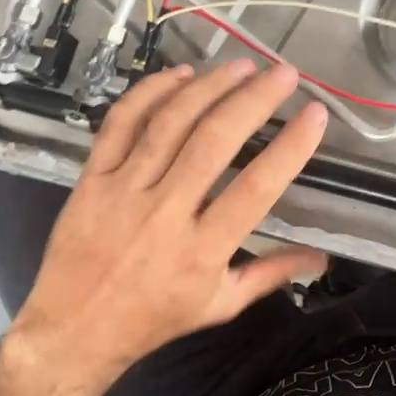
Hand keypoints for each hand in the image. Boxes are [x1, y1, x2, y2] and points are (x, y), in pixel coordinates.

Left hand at [13, 60, 329, 379]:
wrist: (75, 329)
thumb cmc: (154, 319)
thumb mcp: (220, 306)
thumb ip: (270, 274)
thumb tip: (320, 257)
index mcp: (203, 250)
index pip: (257, 187)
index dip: (290, 147)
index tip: (315, 114)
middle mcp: (166, 213)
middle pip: (214, 142)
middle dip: (254, 100)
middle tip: (283, 73)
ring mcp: (124, 191)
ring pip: (170, 124)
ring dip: (209, 88)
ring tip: (241, 66)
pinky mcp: (92, 179)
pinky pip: (121, 125)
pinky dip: (150, 94)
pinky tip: (180, 75)